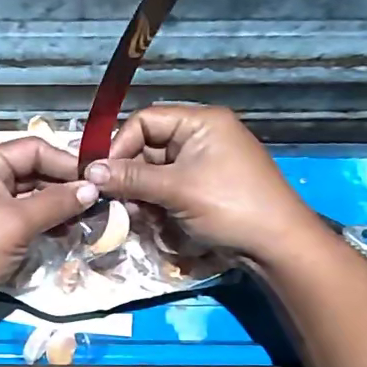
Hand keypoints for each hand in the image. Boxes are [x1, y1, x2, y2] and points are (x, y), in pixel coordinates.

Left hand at [0, 136, 99, 313]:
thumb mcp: (20, 222)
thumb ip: (58, 202)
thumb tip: (92, 188)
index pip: (32, 148)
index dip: (65, 161)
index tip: (96, 179)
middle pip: (30, 170)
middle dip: (62, 186)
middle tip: (96, 201)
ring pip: (26, 196)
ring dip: (55, 206)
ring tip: (84, 218)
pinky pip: (18, 217)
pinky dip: (40, 221)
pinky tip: (62, 232)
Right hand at [83, 105, 323, 259]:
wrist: (276, 245)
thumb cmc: (230, 206)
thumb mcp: (176, 190)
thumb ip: (131, 178)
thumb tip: (89, 171)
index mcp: (200, 122)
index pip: (144, 120)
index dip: (119, 144)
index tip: (102, 174)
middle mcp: (199, 136)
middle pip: (146, 146)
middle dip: (128, 174)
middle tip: (113, 199)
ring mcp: (201, 163)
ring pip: (151, 171)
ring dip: (138, 192)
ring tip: (134, 213)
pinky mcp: (200, 187)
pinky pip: (164, 187)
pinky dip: (153, 202)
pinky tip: (150, 219)